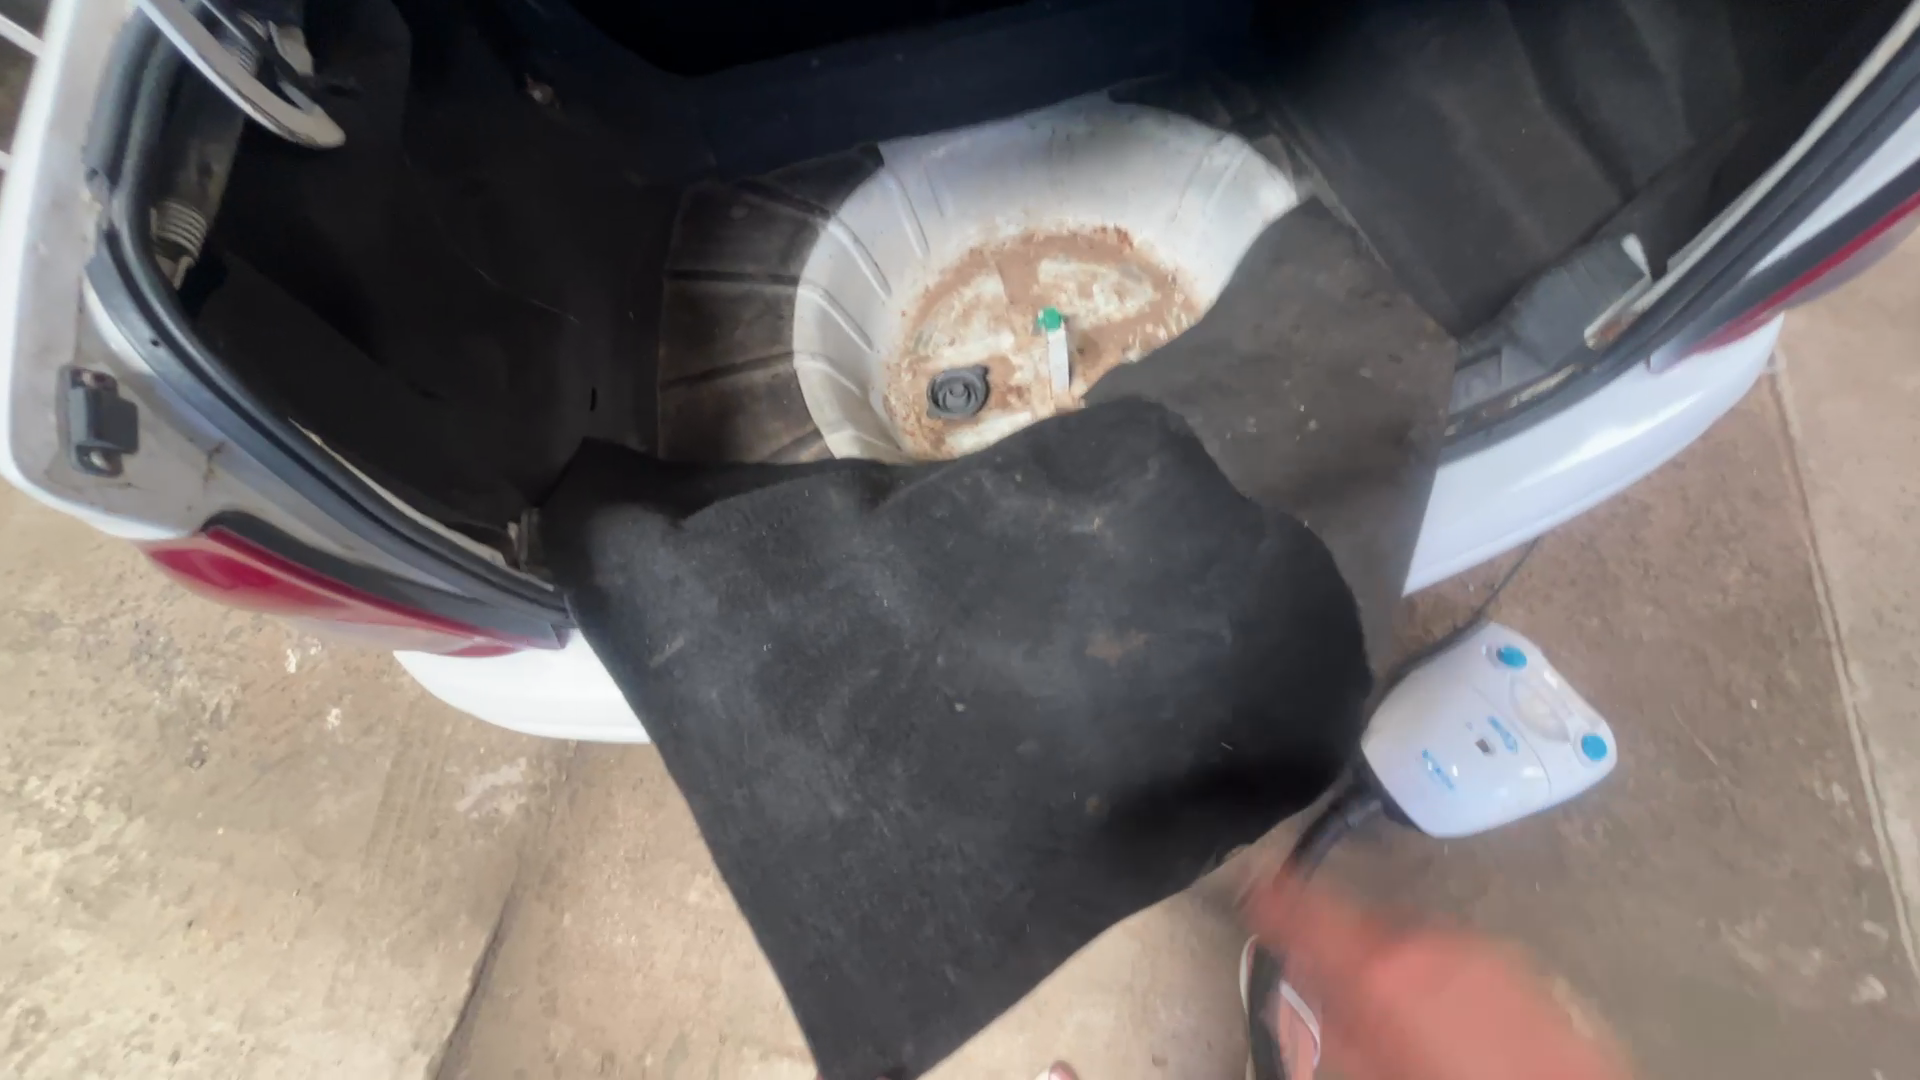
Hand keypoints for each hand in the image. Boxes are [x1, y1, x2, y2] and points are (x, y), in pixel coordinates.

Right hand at [1242, 877, 1632, 1079]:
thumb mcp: (1371, 1068)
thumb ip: (1330, 1019)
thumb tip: (1306, 983)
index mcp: (1374, 968)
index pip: (1299, 909)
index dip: (1267, 896)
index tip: (1250, 890)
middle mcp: (1414, 938)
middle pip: (1349, 918)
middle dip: (1332, 939)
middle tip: (1329, 977)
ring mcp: (1465, 943)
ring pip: (1397, 933)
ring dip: (1382, 955)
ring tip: (1397, 1010)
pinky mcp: (1505, 957)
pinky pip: (1442, 948)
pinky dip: (1427, 966)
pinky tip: (1444, 1012)